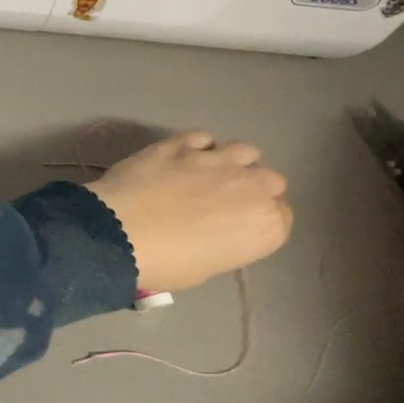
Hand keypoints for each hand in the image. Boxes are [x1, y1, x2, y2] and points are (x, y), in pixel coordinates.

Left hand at [89, 132, 292, 293]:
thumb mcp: (209, 265)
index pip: (281, 215)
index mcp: (267, 225)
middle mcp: (251, 187)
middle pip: (270, 180)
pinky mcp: (181, 144)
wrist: (121, 233)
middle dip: (254, 187)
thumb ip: (225, 241)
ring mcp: (216, 160)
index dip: (261, 218)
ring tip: (211, 173)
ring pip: (245, 150)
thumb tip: (213, 229)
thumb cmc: (168, 263)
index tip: (242, 223)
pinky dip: (198, 145)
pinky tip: (183, 156)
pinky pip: (202, 137)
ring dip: (234, 161)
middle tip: (227, 200)